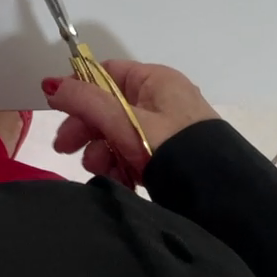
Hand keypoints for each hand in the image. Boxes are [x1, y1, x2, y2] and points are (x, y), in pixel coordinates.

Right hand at [43, 60, 219, 184]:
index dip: (78, 89)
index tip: (60, 112)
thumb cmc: (173, 151)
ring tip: (100, 170)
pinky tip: (118, 180)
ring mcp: (169, 130)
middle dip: (86, 129)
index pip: (104, 73)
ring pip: (119, 133)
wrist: (226, 204)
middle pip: (108, 105)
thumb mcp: (122, 122)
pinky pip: (135, 154)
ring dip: (101, 152)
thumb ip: (84, 100)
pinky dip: (121, 166)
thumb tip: (49, 84)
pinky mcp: (173, 158)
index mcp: (155, 80)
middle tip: (66, 149)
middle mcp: (162, 100)